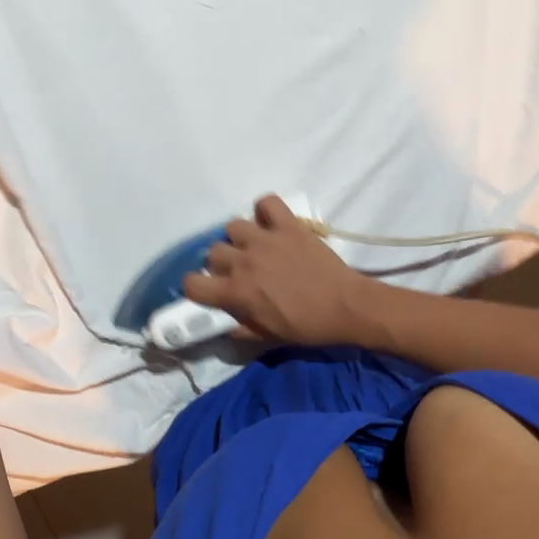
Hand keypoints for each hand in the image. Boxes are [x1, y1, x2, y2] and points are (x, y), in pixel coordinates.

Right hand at [182, 195, 378, 346]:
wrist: (345, 307)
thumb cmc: (306, 326)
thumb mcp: (267, 336)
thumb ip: (239, 326)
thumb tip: (222, 322)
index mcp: (236, 292)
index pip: (193, 283)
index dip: (196, 288)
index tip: (207, 291)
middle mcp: (244, 261)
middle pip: (213, 251)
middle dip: (221, 263)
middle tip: (238, 270)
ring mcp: (266, 239)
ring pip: (233, 225)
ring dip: (240, 237)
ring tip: (254, 246)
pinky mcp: (288, 225)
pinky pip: (267, 202)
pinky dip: (265, 210)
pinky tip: (270, 223)